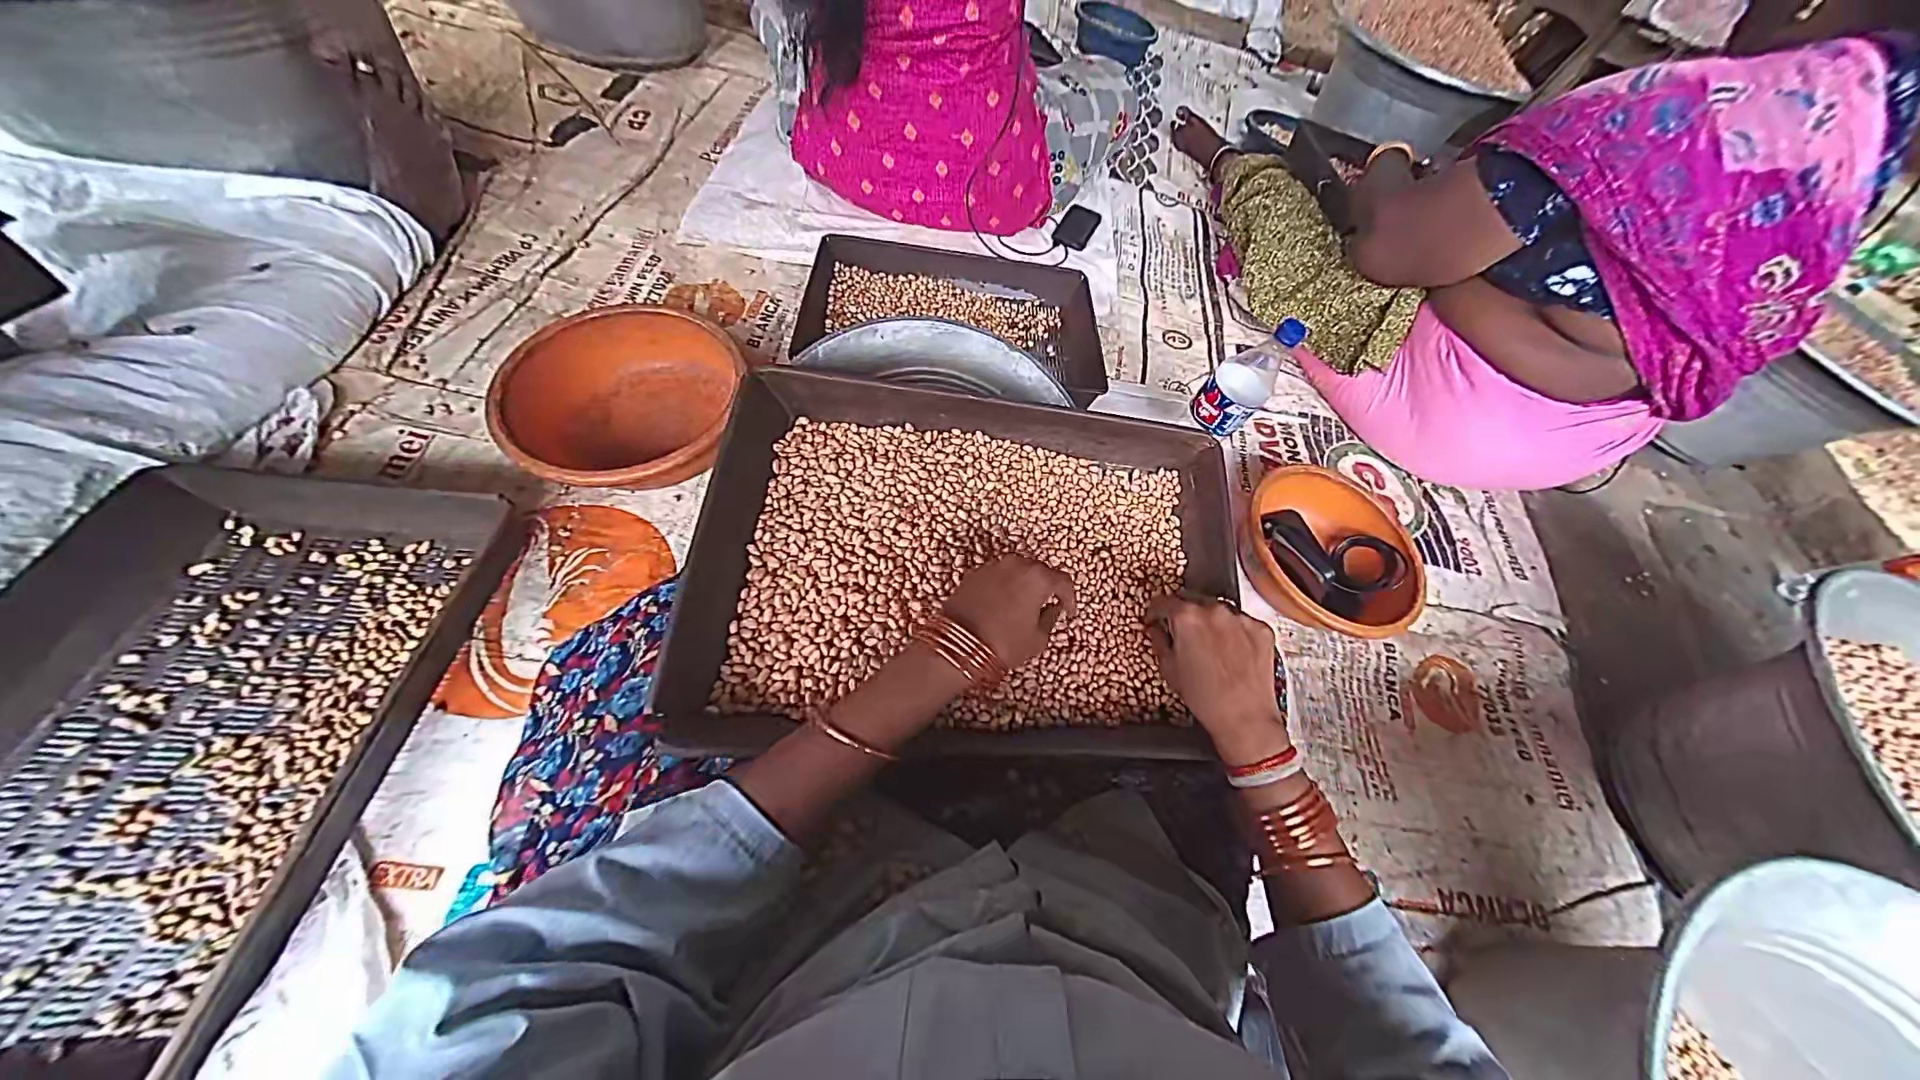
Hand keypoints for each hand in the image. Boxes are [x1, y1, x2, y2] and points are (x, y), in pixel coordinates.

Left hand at [942, 555, 1076, 669]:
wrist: (958, 645)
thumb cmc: (1001, 643)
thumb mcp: (1037, 640)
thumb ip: (1049, 620)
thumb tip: (1051, 611)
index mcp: (1038, 577)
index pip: (1063, 581)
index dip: (1070, 597)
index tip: (1069, 610)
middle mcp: (1016, 565)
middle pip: (1039, 571)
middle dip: (1045, 588)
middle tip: (1048, 607)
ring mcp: (992, 567)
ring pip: (1016, 572)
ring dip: (1023, 586)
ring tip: (1023, 607)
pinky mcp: (973, 574)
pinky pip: (997, 577)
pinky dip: (1003, 588)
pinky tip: (1002, 606)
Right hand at [1145, 595, 1289, 764]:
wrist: (1244, 717)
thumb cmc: (1206, 697)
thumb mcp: (1169, 669)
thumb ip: (1159, 641)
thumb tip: (1157, 631)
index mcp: (1186, 617)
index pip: (1163, 601)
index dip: (1155, 611)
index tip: (1155, 617)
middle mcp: (1214, 611)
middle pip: (1192, 601)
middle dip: (1184, 615)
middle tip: (1182, 634)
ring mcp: (1240, 619)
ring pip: (1218, 611)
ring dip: (1210, 622)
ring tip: (1209, 648)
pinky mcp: (1261, 630)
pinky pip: (1241, 623)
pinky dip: (1234, 633)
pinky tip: (1230, 653)